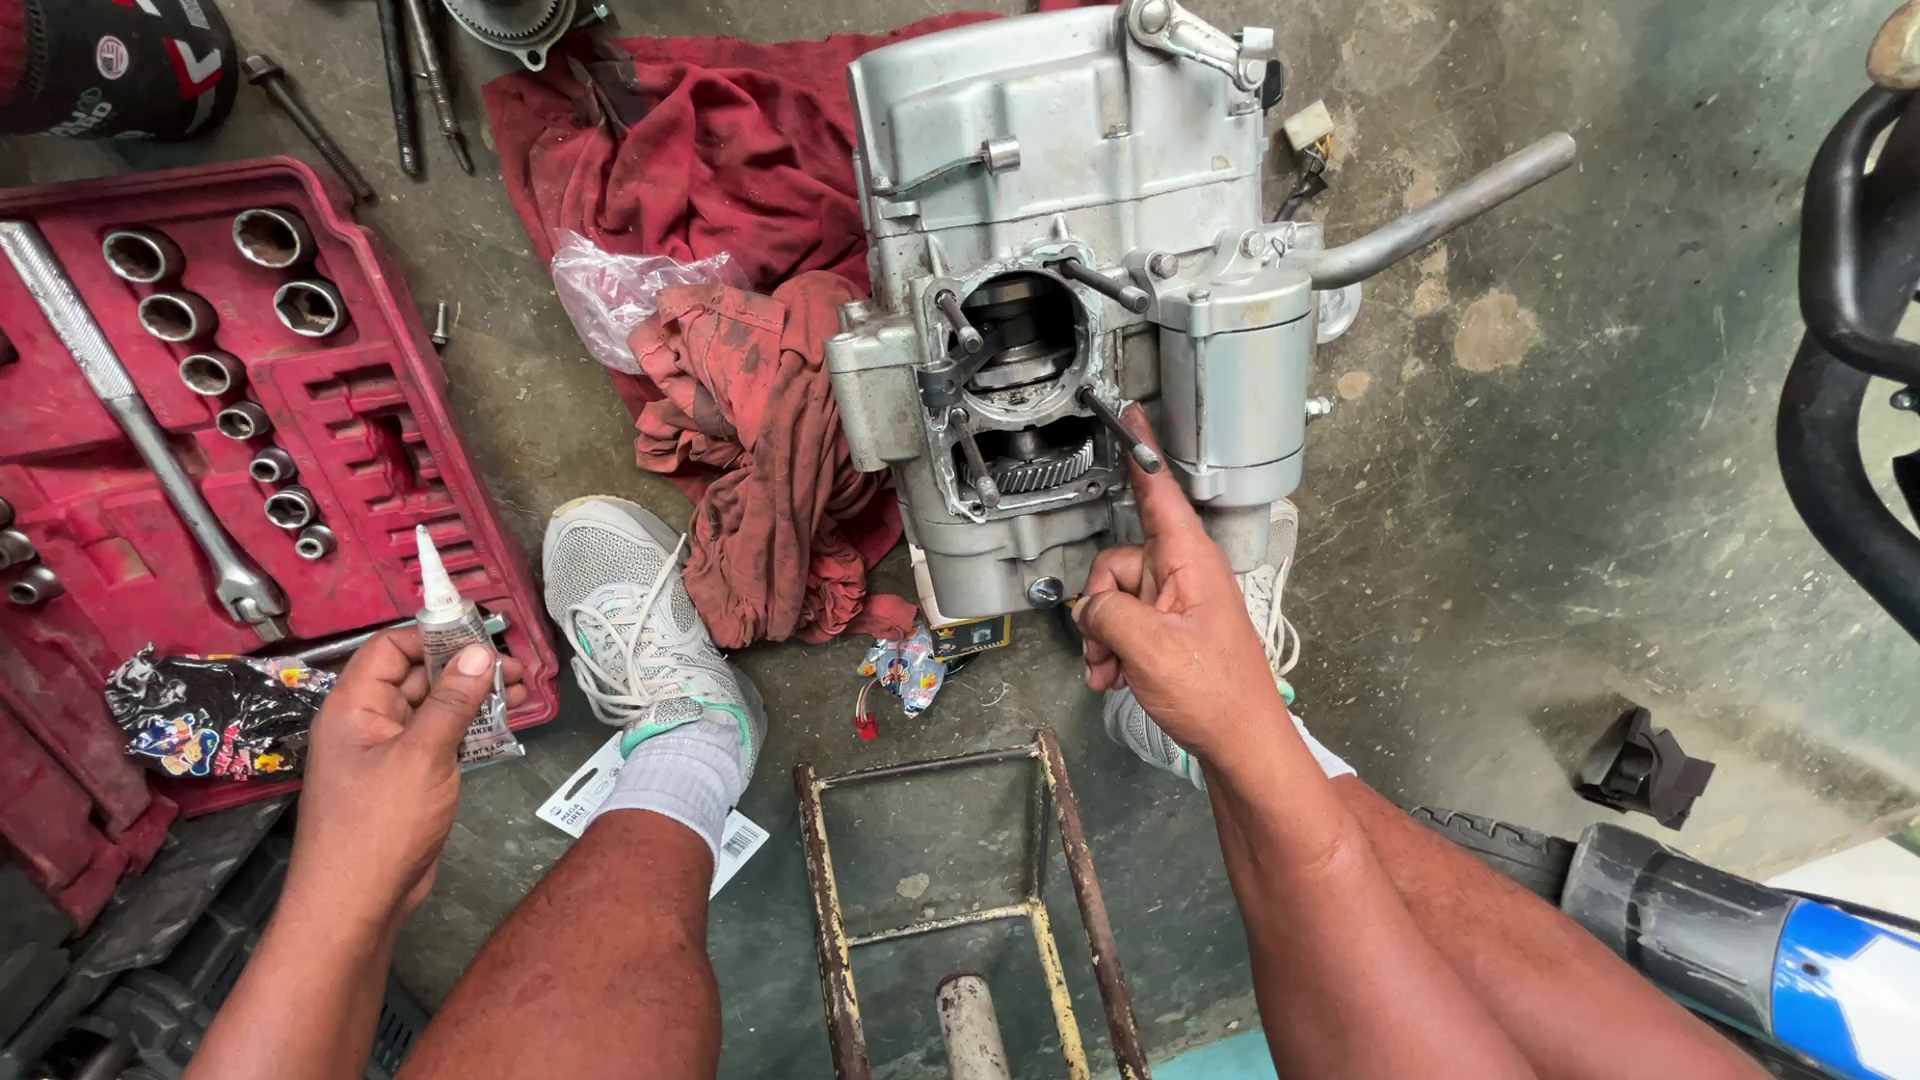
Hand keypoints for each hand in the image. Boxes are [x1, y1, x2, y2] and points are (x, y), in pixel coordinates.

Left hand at [284, 628, 528, 928]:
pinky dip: (474, 724)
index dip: (432, 636)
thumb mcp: (422, 755)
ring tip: (521, 692)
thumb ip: (452, 701)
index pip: (390, 649)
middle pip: (420, 675)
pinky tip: (506, 722)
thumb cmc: (380, 824)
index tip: (482, 634)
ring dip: (477, 695)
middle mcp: (370, 722)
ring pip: (438, 706)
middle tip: (516, 669)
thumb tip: (479, 652)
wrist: (358, 903)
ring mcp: (391, 750)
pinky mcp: (411, 774)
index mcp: (354, 709)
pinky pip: (444, 735)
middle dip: (467, 666)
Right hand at [1075, 408, 1284, 760]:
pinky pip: (1124, 624)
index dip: (1142, 452)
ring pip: (1114, 600)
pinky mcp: (1169, 628)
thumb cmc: (1212, 693)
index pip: (1161, 493)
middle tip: (1102, 646)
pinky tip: (1113, 677)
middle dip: (1098, 608)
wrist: (1239, 743)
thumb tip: (1088, 609)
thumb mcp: (1149, 648)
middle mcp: (1182, 574)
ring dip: (1102, 638)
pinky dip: (1112, 651)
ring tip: (1110, 670)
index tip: (1130, 414)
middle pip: (1116, 563)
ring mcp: (1175, 603)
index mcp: (1190, 562)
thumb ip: (1106, 614)